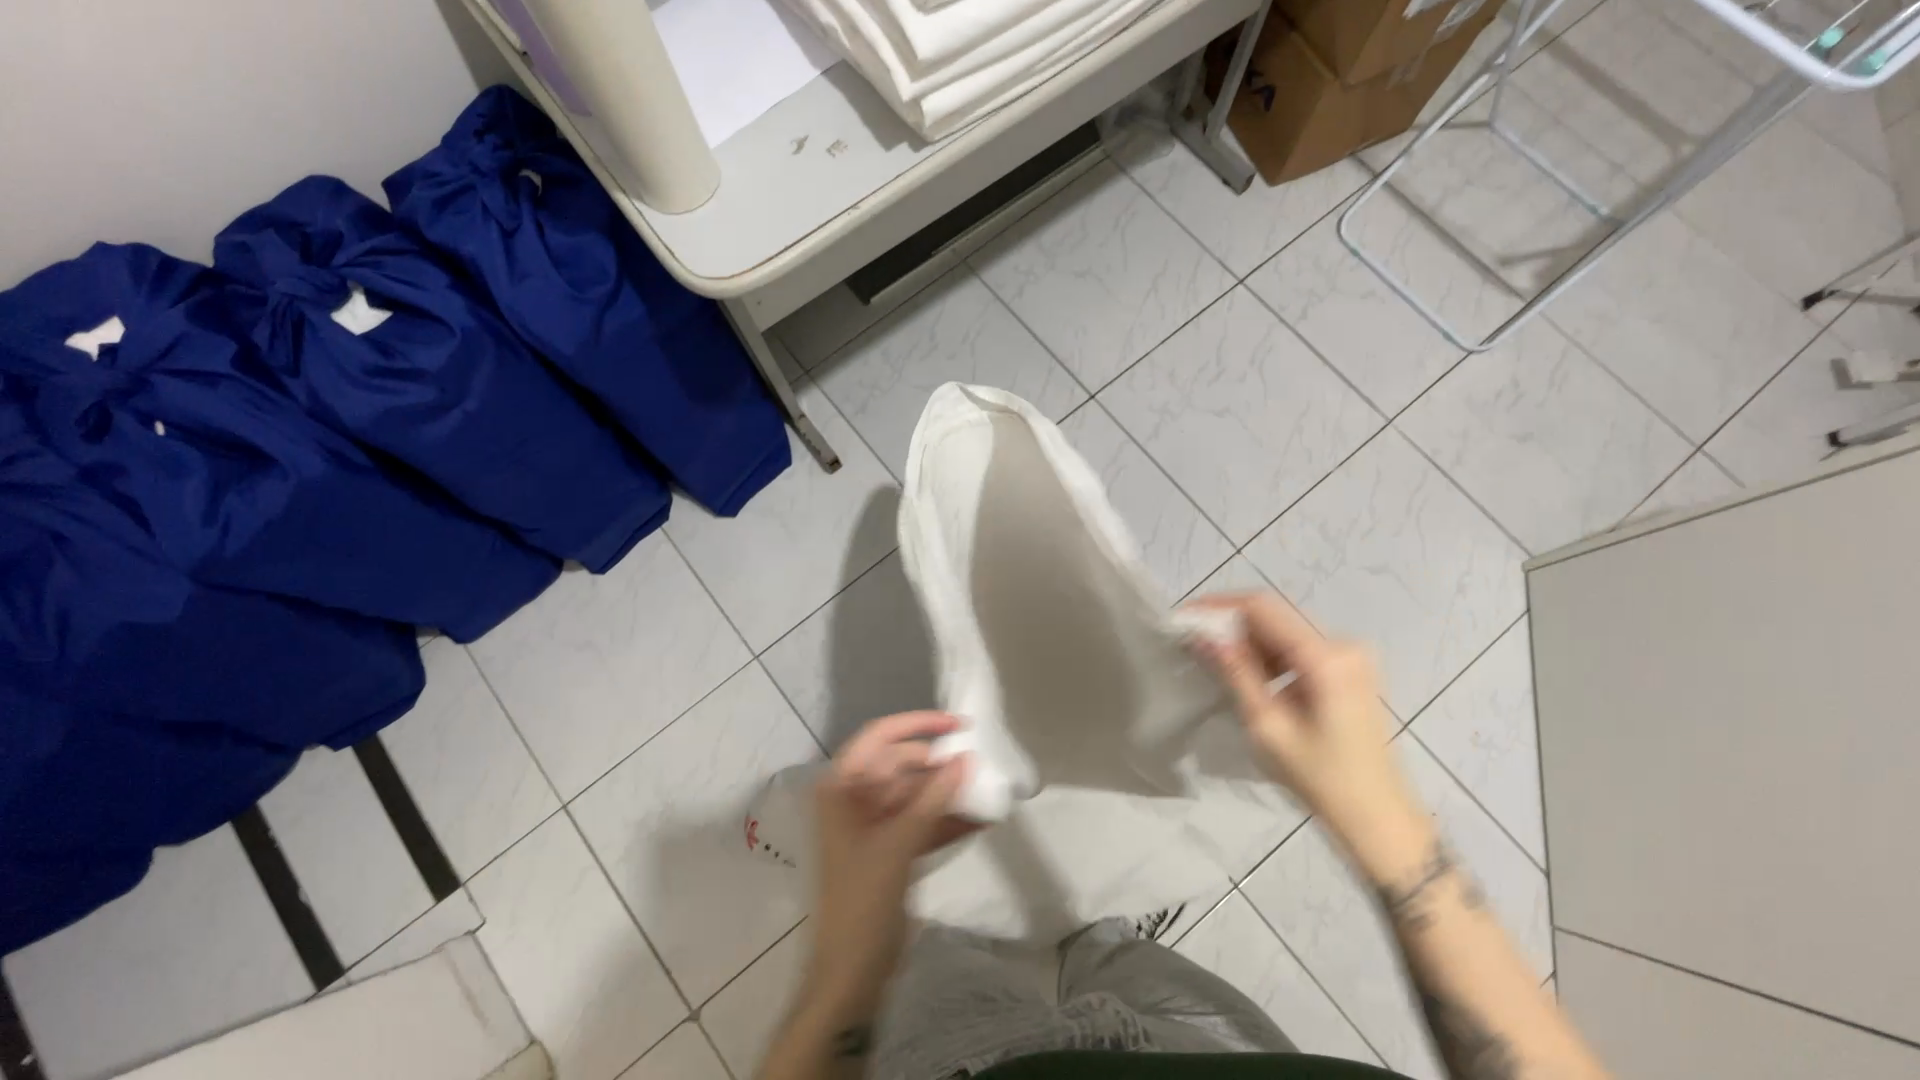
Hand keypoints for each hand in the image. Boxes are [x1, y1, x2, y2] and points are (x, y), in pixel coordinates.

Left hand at [805, 712, 974, 1016]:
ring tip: (988, 789)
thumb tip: (967, 758)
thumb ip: (934, 798)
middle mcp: (855, 799)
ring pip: (916, 795)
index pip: (880, 737)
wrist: (852, 971)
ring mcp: (874, 826)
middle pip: (902, 765)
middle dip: (939, 764)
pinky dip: (948, 822)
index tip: (959, 726)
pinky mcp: (892, 851)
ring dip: (949, 793)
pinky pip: (923, 824)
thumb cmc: (863, 899)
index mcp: (842, 787)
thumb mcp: (898, 843)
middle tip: (980, 764)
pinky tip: (984, 821)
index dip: (918, 725)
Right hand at [1187, 592, 1433, 881]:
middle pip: (1277, 615)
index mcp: (1326, 657)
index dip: (1220, 607)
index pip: (1263, 607)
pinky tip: (1251, 677)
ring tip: (1216, 662)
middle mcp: (1344, 643)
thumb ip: (1237, 674)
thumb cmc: (1320, 779)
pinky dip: (1272, 654)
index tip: (1184, 618)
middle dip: (1232, 624)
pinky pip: (1302, 647)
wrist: (1377, 816)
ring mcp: (1352, 655)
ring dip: (1251, 641)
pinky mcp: (1351, 669)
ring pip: (1287, 630)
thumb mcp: (1268, 727)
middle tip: (1193, 642)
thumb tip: (1205, 636)